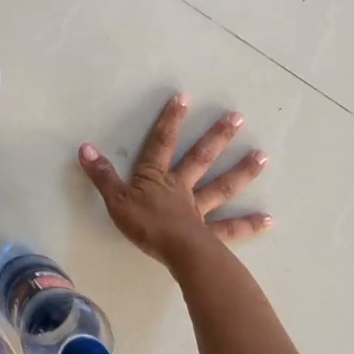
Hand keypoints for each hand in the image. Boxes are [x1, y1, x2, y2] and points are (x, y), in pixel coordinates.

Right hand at [79, 93, 270, 266]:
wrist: (178, 255)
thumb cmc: (146, 226)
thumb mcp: (115, 200)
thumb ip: (102, 175)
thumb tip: (85, 147)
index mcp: (156, 178)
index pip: (162, 143)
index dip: (170, 120)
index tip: (184, 98)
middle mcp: (182, 188)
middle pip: (200, 158)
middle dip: (217, 137)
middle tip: (238, 118)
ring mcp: (200, 210)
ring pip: (222, 187)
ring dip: (242, 172)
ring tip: (262, 155)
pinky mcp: (211, 235)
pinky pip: (230, 229)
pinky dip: (248, 224)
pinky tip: (268, 219)